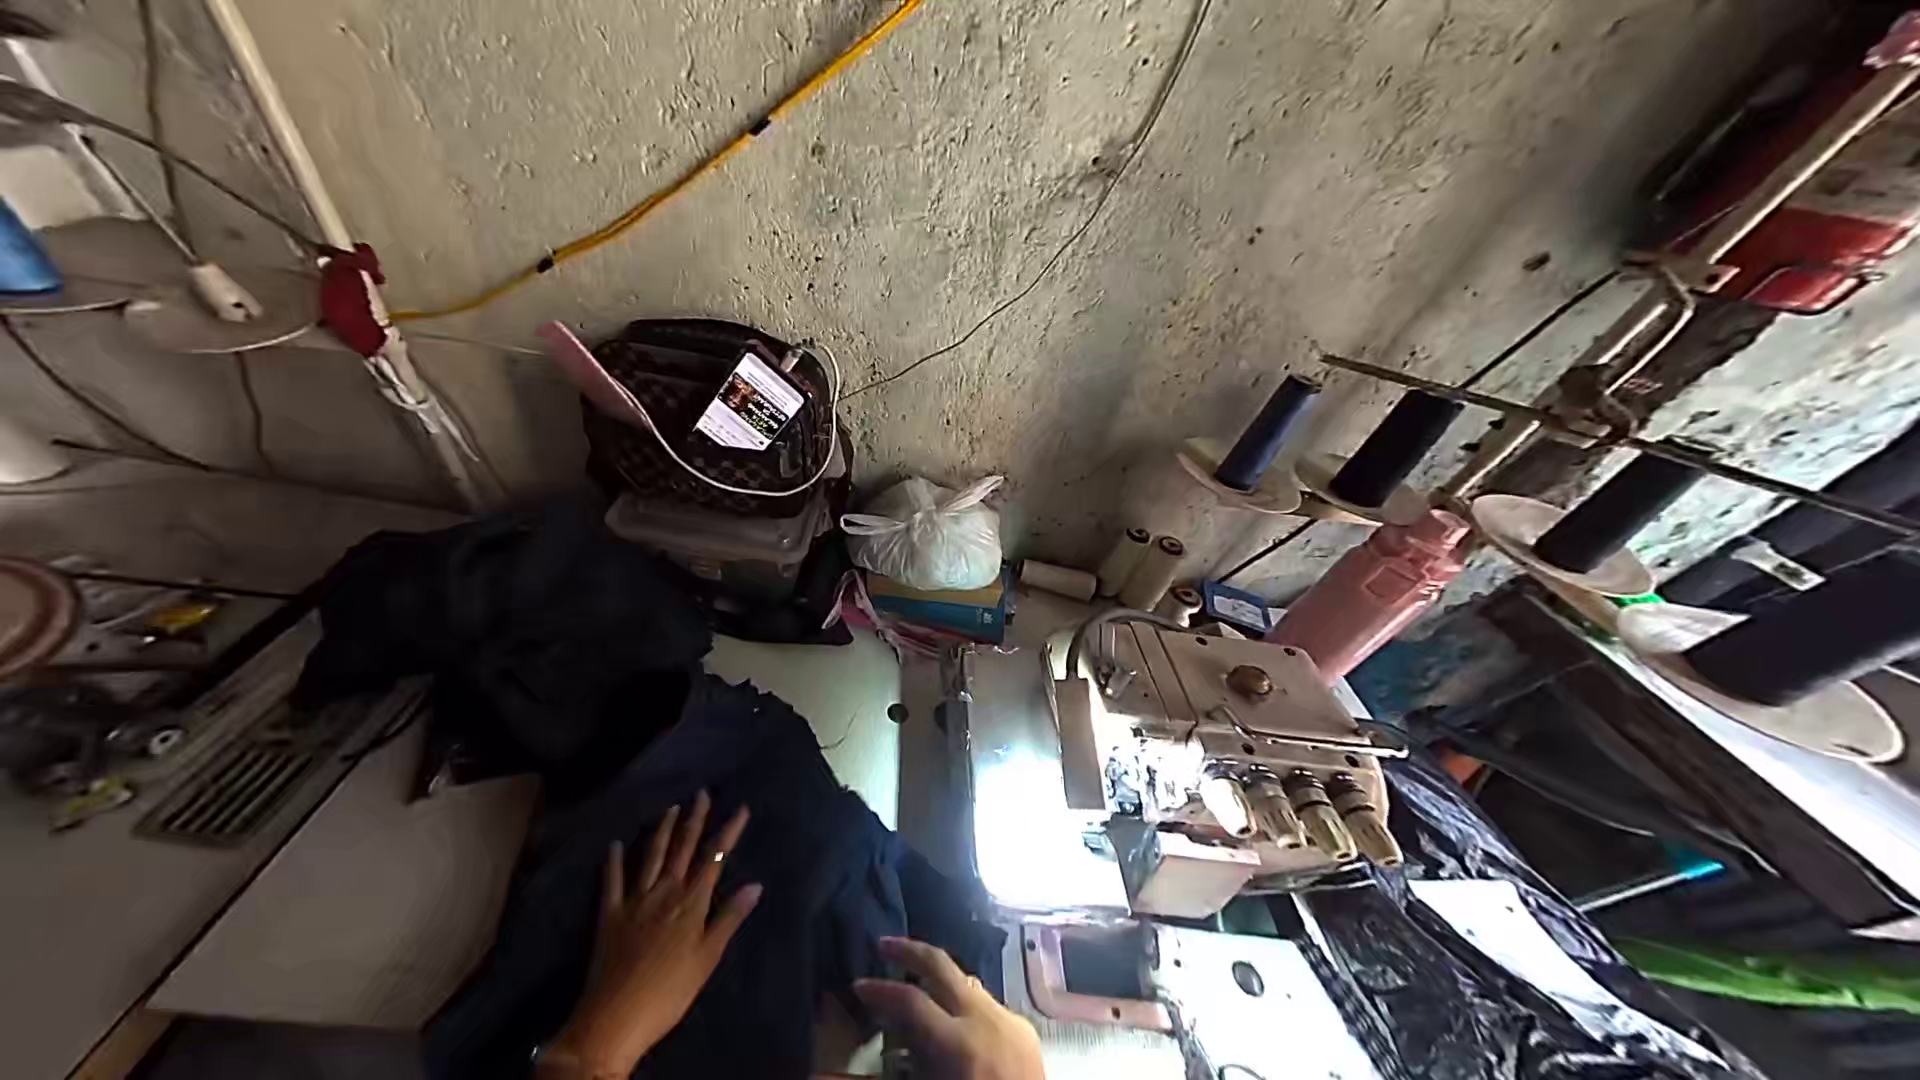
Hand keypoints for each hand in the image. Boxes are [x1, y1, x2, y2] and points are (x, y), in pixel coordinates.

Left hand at [544, 792, 761, 1078]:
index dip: (729, 831)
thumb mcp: (708, 957)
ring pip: (652, 856)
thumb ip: (730, 918)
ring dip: (663, 830)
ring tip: (671, 808)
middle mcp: (665, 891)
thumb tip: (756, 885)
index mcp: (691, 901)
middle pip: (683, 848)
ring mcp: (635, 900)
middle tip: (702, 794)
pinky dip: (614, 861)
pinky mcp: (609, 915)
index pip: (714, 856)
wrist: (614, 1019)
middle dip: (695, 819)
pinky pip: (612, 881)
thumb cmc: (670, 991)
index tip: (740, 809)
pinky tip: (614, 844)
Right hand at [854, 937, 1045, 1079]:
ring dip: (937, 978)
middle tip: (884, 945)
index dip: (879, 992)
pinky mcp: (1025, 1029)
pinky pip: (986, 1004)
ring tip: (913, 984)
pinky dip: (962, 1004)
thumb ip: (892, 1073)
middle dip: (909, 950)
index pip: (909, 1001)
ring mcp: (1009, 1020)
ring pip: (965, 980)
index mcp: (959, 1045)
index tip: (857, 986)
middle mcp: (986, 1020)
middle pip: (941, 965)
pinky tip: (951, 1021)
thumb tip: (840, 1065)